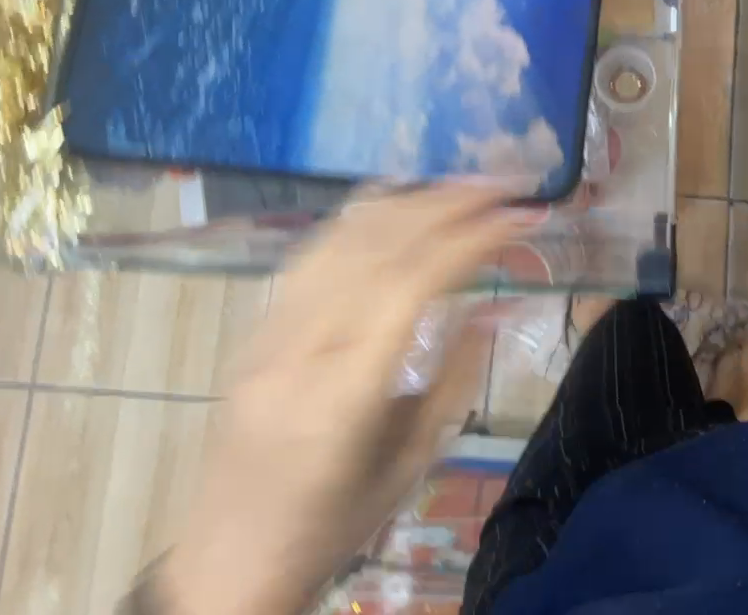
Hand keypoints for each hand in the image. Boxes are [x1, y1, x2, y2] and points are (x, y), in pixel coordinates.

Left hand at [157, 185, 529, 614]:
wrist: (227, 562)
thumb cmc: (335, 526)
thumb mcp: (412, 462)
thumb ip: (457, 376)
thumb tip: (502, 307)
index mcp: (340, 398)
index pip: (411, 288)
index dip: (471, 241)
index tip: (521, 218)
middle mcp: (296, 350)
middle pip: (376, 248)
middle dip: (448, 204)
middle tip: (505, 185)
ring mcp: (266, 333)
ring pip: (341, 239)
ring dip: (410, 200)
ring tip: (465, 185)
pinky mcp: (256, 327)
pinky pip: (312, 252)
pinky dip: (362, 216)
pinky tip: (399, 198)